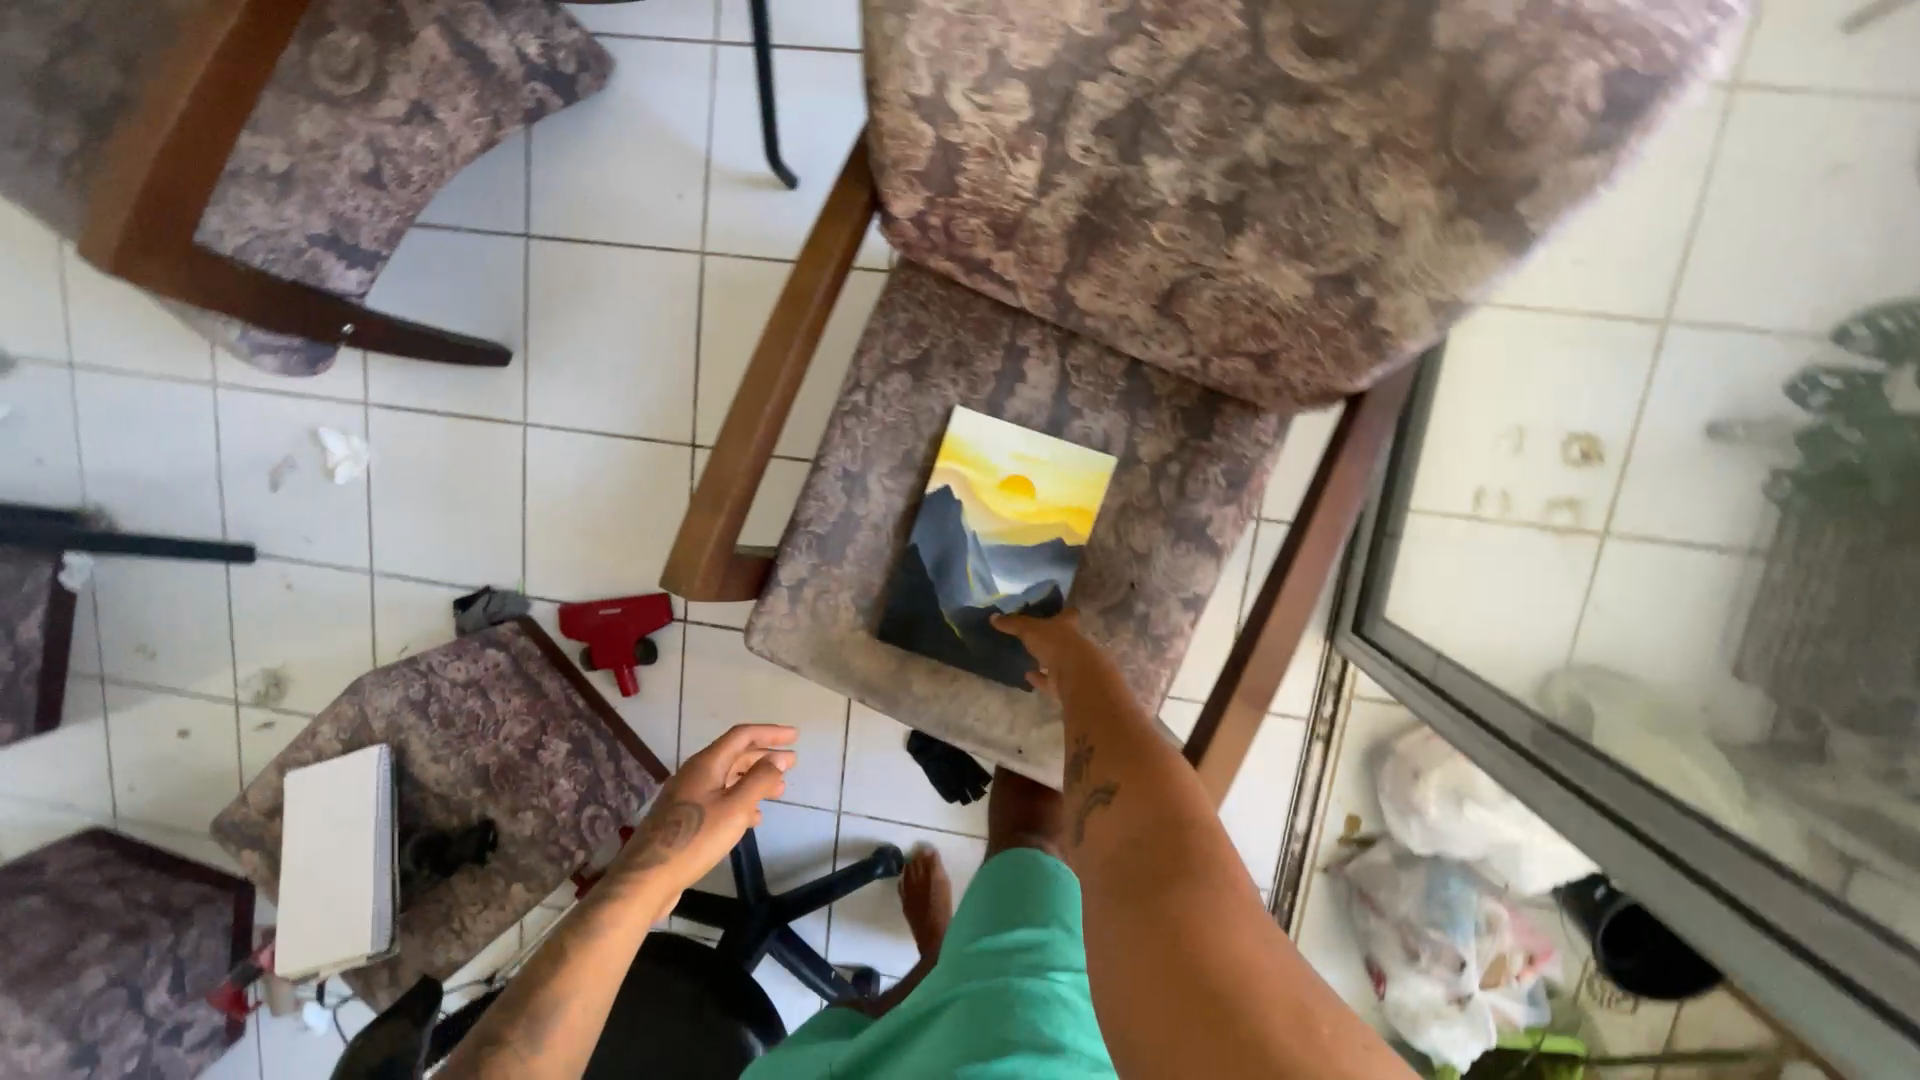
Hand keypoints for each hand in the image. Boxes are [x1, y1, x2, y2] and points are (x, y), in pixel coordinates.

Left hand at [607, 724, 797, 897]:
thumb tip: (777, 758)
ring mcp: (686, 797)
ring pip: (727, 779)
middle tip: (792, 762)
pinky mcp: (683, 819)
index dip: (770, 733)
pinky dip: (740, 801)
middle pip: (734, 756)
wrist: (646, 879)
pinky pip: (718, 799)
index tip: (794, 736)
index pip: (742, 736)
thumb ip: (759, 779)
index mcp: (706, 764)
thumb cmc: (695, 839)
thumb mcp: (735, 807)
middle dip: (764, 757)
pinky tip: (753, 817)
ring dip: (754, 780)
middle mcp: (694, 774)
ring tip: (779, 790)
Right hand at [991, 609, 1109, 696]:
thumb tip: (993, 616)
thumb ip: (1012, 623)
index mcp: (1068, 624)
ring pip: (1057, 660)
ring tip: (1029, 657)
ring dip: (1046, 660)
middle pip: (1064, 637)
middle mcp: (1073, 642)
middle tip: (1037, 635)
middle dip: (1053, 637)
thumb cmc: (1054, 642)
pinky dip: (1039, 678)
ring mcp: (1070, 664)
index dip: (1062, 612)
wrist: (1072, 673)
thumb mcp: (1028, 629)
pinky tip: (1027, 675)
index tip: (1054, 611)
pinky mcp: (1064, 682)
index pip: (1068, 614)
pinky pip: (1049, 680)